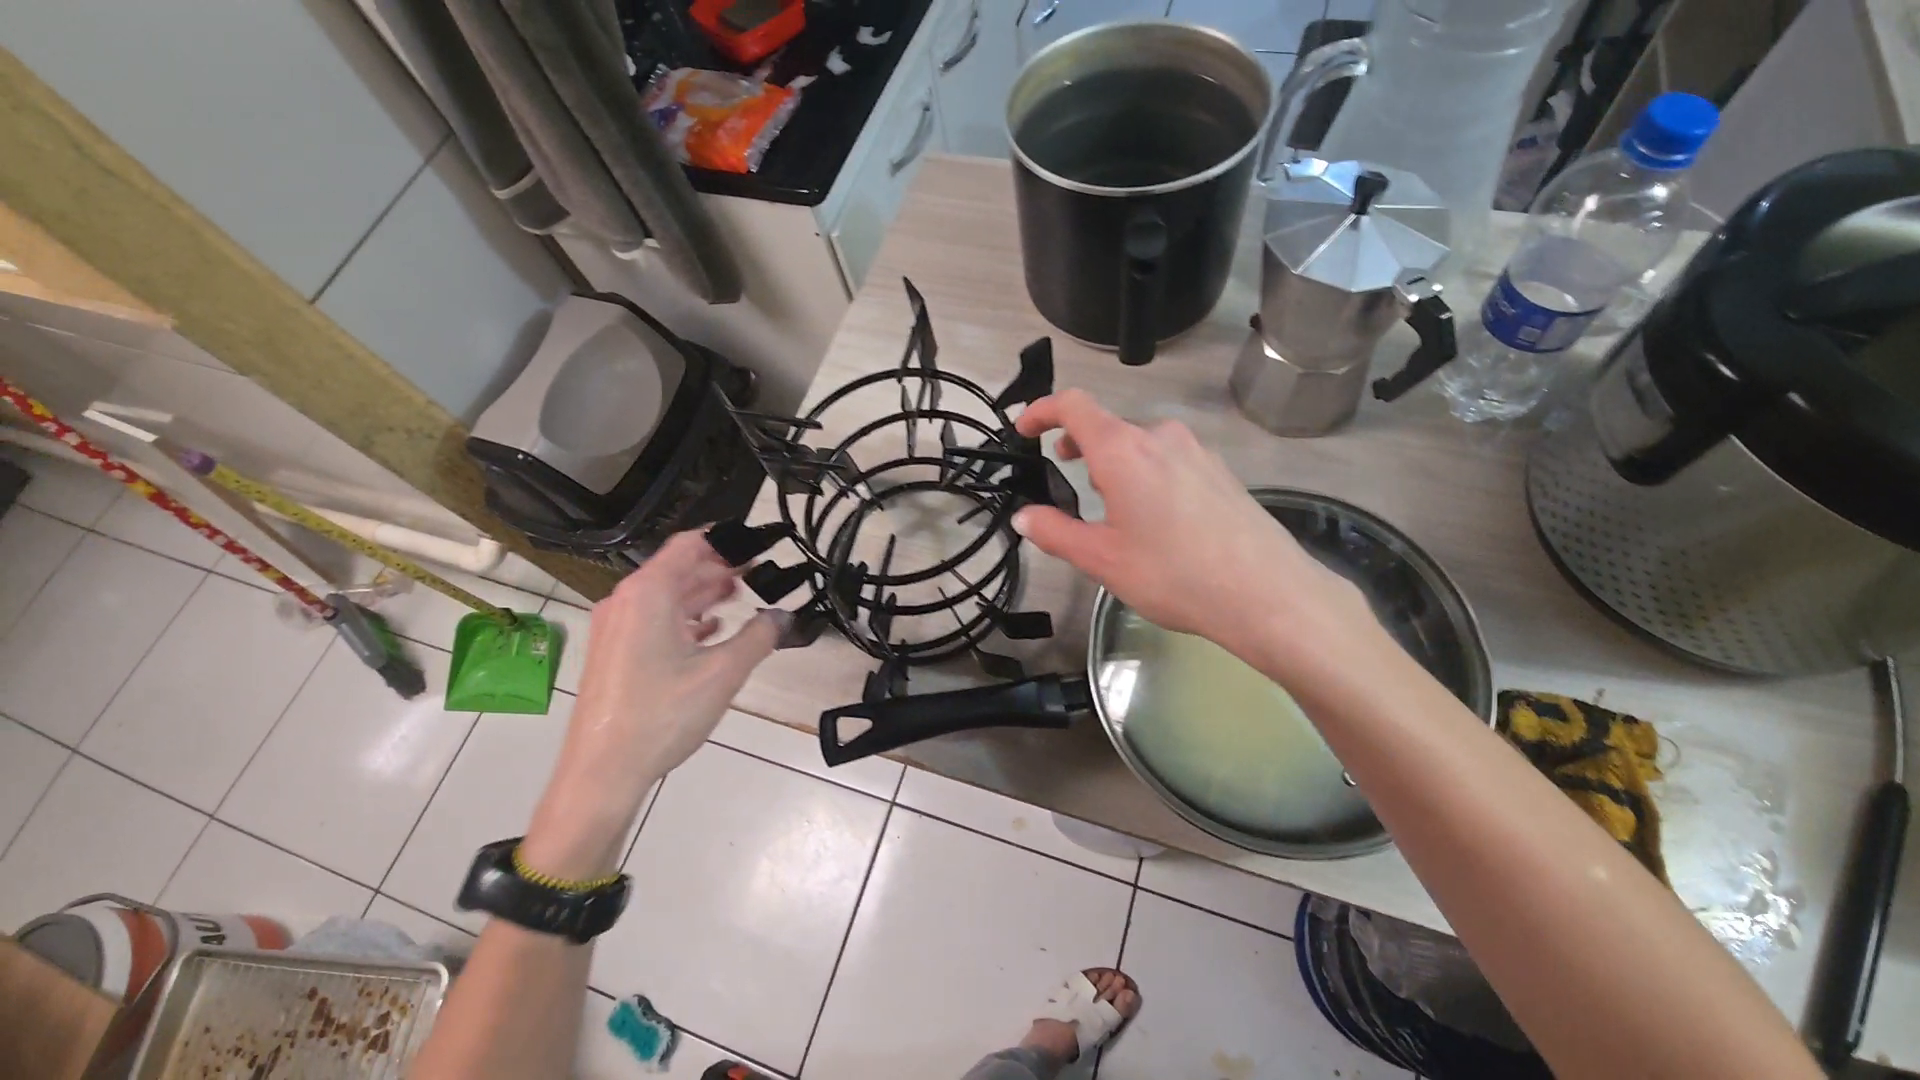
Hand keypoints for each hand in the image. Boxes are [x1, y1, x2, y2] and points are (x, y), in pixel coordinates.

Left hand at [521, 531, 783, 878]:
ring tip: (741, 602)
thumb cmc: (662, 715)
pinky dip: (683, 620)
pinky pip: (653, 620)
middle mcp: (626, 600)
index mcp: (648, 593)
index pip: (690, 545)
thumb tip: (784, 616)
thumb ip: (758, 636)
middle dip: (719, 571)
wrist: (602, 770)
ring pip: (666, 596)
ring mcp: (615, 626)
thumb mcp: (722, 674)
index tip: (760, 546)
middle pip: (678, 569)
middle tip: (759, 575)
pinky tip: (710, 635)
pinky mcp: (613, 651)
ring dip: (703, 596)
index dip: (726, 542)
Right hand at [1012, 390, 1380, 671]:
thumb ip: (1055, 532)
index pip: (1073, 405)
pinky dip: (1147, 475)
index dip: (1041, 410)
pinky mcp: (1220, 471)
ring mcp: (1196, 451)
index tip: (1025, 429)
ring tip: (1113, 510)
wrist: (1265, 593)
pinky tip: (1157, 520)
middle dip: (1080, 447)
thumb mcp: (1102, 560)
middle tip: (1065, 477)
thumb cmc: (1173, 574)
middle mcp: (1160, 437)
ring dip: (1116, 465)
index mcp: (1123, 449)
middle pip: (1109, 427)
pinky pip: (1170, 461)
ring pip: (1141, 445)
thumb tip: (1024, 517)